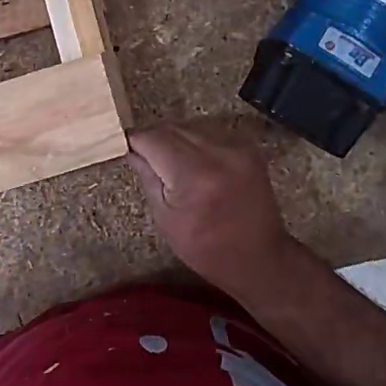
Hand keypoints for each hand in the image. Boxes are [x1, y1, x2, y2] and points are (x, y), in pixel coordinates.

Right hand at [127, 124, 303, 297]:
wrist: (259, 257)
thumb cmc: (206, 248)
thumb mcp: (166, 219)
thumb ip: (148, 177)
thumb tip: (132, 150)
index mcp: (193, 174)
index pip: (153, 138)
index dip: (136, 141)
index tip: (126, 147)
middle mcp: (217, 153)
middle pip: (173, 129)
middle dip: (155, 140)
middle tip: (147, 159)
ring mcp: (236, 147)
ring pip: (192, 128)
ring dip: (177, 141)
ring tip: (174, 167)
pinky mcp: (248, 148)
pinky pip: (212, 135)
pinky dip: (199, 145)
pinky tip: (199, 167)